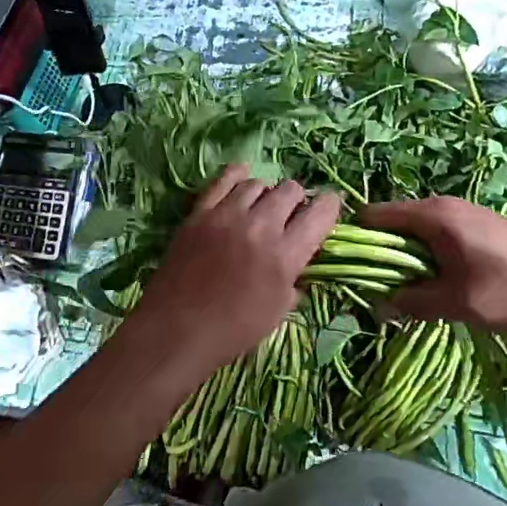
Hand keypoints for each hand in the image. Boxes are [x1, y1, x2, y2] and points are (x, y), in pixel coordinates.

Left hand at [131, 165, 340, 370]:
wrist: (177, 329)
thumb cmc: (232, 330)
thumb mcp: (278, 312)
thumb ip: (294, 280)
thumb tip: (299, 264)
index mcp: (285, 256)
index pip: (320, 214)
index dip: (329, 206)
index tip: (327, 208)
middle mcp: (261, 227)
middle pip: (290, 190)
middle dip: (296, 200)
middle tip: (289, 215)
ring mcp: (227, 216)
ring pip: (258, 184)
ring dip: (266, 194)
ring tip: (260, 208)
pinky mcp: (200, 213)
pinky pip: (223, 179)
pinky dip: (237, 175)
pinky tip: (242, 177)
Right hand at [361, 197, 506, 336]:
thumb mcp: (461, 303)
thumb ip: (413, 303)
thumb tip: (376, 306)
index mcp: (433, 215)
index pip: (373, 216)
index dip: (354, 241)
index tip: (346, 273)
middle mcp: (443, 207)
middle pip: (391, 226)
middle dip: (378, 258)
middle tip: (375, 294)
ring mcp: (463, 217)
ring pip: (414, 237)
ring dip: (404, 265)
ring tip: (404, 297)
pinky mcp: (478, 232)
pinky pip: (435, 242)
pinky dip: (427, 263)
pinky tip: (438, 290)